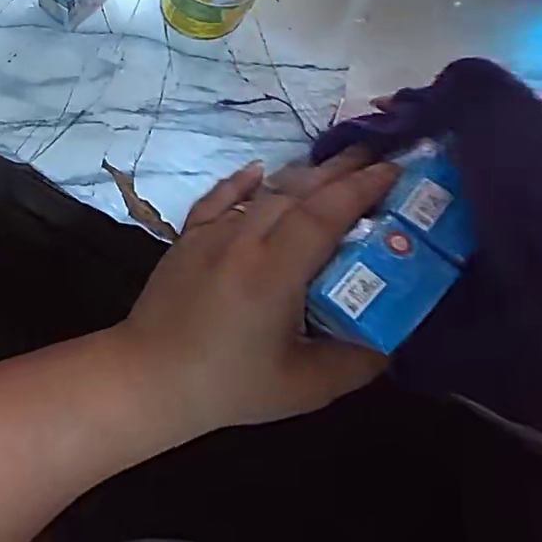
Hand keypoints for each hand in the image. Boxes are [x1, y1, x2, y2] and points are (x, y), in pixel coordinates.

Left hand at [112, 148, 397, 434]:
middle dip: (336, 172)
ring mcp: (209, 234)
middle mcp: (240, 240)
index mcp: (272, 272)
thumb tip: (391, 338)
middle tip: (373, 154)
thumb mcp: (305, 386)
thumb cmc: (229, 384)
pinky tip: (258, 169)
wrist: (150, 374)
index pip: (321, 215)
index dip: (358, 189)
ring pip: (260, 194)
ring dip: (298, 176)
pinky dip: (240, 182)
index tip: (391, 169)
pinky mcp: (186, 237)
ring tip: (332, 164)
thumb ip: (356, 361)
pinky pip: (217, 199)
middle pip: (293, 194)